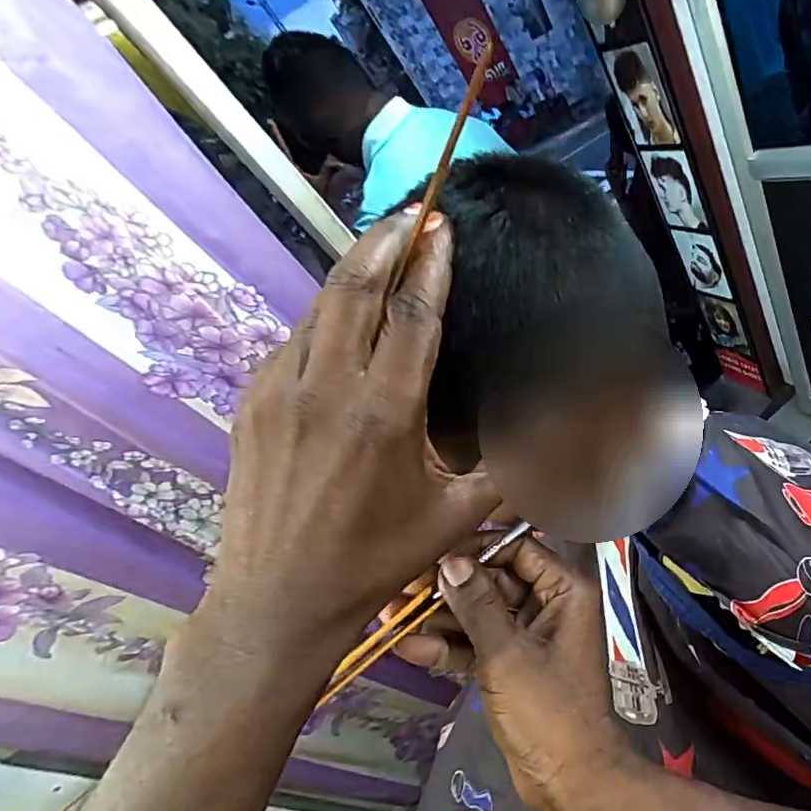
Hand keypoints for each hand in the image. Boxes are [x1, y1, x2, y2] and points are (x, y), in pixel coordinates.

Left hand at [193, 206, 499, 668]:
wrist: (278, 598)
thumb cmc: (376, 558)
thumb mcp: (457, 516)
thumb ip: (510, 468)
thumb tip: (556, 438)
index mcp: (384, 414)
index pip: (412, 316)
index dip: (430, 265)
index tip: (440, 225)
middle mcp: (328, 389)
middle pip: (355, 289)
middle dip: (385, 241)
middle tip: (411, 213)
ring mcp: (281, 391)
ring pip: (320, 308)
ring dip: (353, 273)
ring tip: (382, 249)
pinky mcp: (254, 403)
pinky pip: (295, 341)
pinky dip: (326, 316)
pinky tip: (345, 317)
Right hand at [426, 539, 647, 810]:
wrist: (569, 781)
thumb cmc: (548, 711)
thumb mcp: (507, 653)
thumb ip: (476, 606)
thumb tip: (450, 563)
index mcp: (565, 591)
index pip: (519, 549)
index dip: (478, 549)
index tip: (436, 554)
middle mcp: (550, 605)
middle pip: (495, 580)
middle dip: (451, 587)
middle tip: (405, 587)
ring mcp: (530, 636)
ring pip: (482, 614)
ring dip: (442, 619)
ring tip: (393, 616)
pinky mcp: (512, 664)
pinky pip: (479, 644)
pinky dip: (451, 647)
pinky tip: (411, 648)